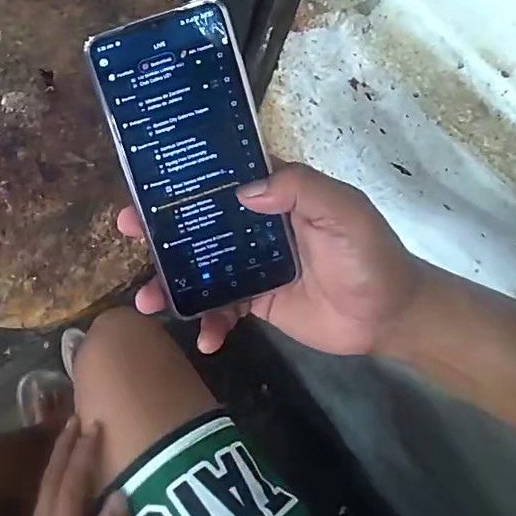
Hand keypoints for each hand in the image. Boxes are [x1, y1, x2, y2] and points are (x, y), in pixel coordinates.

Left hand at [8, 419, 130, 515]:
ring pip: (43, 495)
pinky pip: (43, 508)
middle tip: (74, 419)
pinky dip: (54, 485)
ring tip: (68, 442)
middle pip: (50, 484)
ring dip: (56, 465)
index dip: (83, 454)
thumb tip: (119, 494)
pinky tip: (63, 486)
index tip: (94, 424)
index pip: (71, 485)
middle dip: (62, 449)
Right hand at [117, 162, 426, 354]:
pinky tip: (206, 339)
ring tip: (146, 301)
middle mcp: (260, 227)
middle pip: (203, 222)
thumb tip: (244, 191)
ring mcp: (256, 266)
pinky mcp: (260, 302)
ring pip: (203, 268)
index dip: (189, 176)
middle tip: (127, 230)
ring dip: (172, 282)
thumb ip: (301, 190)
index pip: (228, 177)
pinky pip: (224, 310)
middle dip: (163, 227)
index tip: (150, 179)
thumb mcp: (344, 212)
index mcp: (279, 196)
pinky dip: (211, 324)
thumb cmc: (369, 255)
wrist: (388, 315)